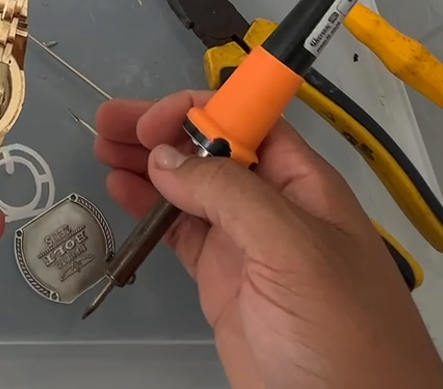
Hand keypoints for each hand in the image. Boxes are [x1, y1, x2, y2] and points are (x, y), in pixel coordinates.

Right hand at [95, 91, 442, 388]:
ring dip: (145, 163)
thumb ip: (228, 194)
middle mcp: (270, 204)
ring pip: (187, 186)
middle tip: (107, 123)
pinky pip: (178, 230)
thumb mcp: (292, 251)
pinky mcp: (222, 280)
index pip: (245, 120)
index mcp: (300, 183)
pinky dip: (147, 207)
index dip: (197, 111)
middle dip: (159, 130)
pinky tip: (119, 191)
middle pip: (207, 148)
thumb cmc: (340, 332)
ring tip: (102, 149)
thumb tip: (162, 157)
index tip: (151, 123)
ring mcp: (244, 243)